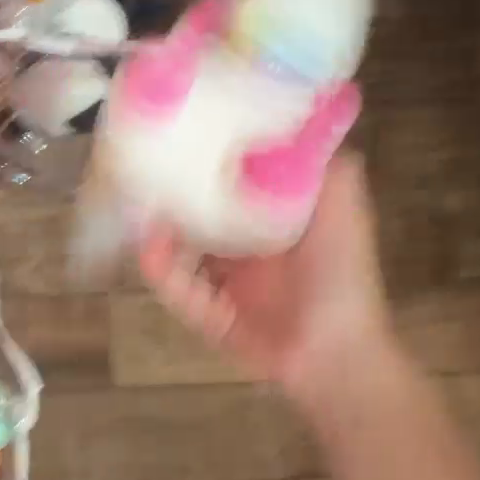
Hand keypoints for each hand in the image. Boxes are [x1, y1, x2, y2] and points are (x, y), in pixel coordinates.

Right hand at [137, 154, 393, 404]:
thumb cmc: (342, 279)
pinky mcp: (205, 314)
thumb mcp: (342, 216)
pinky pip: (175, 289)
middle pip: (192, 220)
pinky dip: (161, 271)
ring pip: (176, 254)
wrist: (338, 353)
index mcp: (271, 227)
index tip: (182, 143)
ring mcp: (220, 285)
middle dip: (166, 201)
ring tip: (136, 213)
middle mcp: (241, 253)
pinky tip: (149, 251)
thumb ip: (328, 175)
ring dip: (156, 235)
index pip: (229, 191)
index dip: (204, 170)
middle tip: (140, 178)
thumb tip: (300, 125)